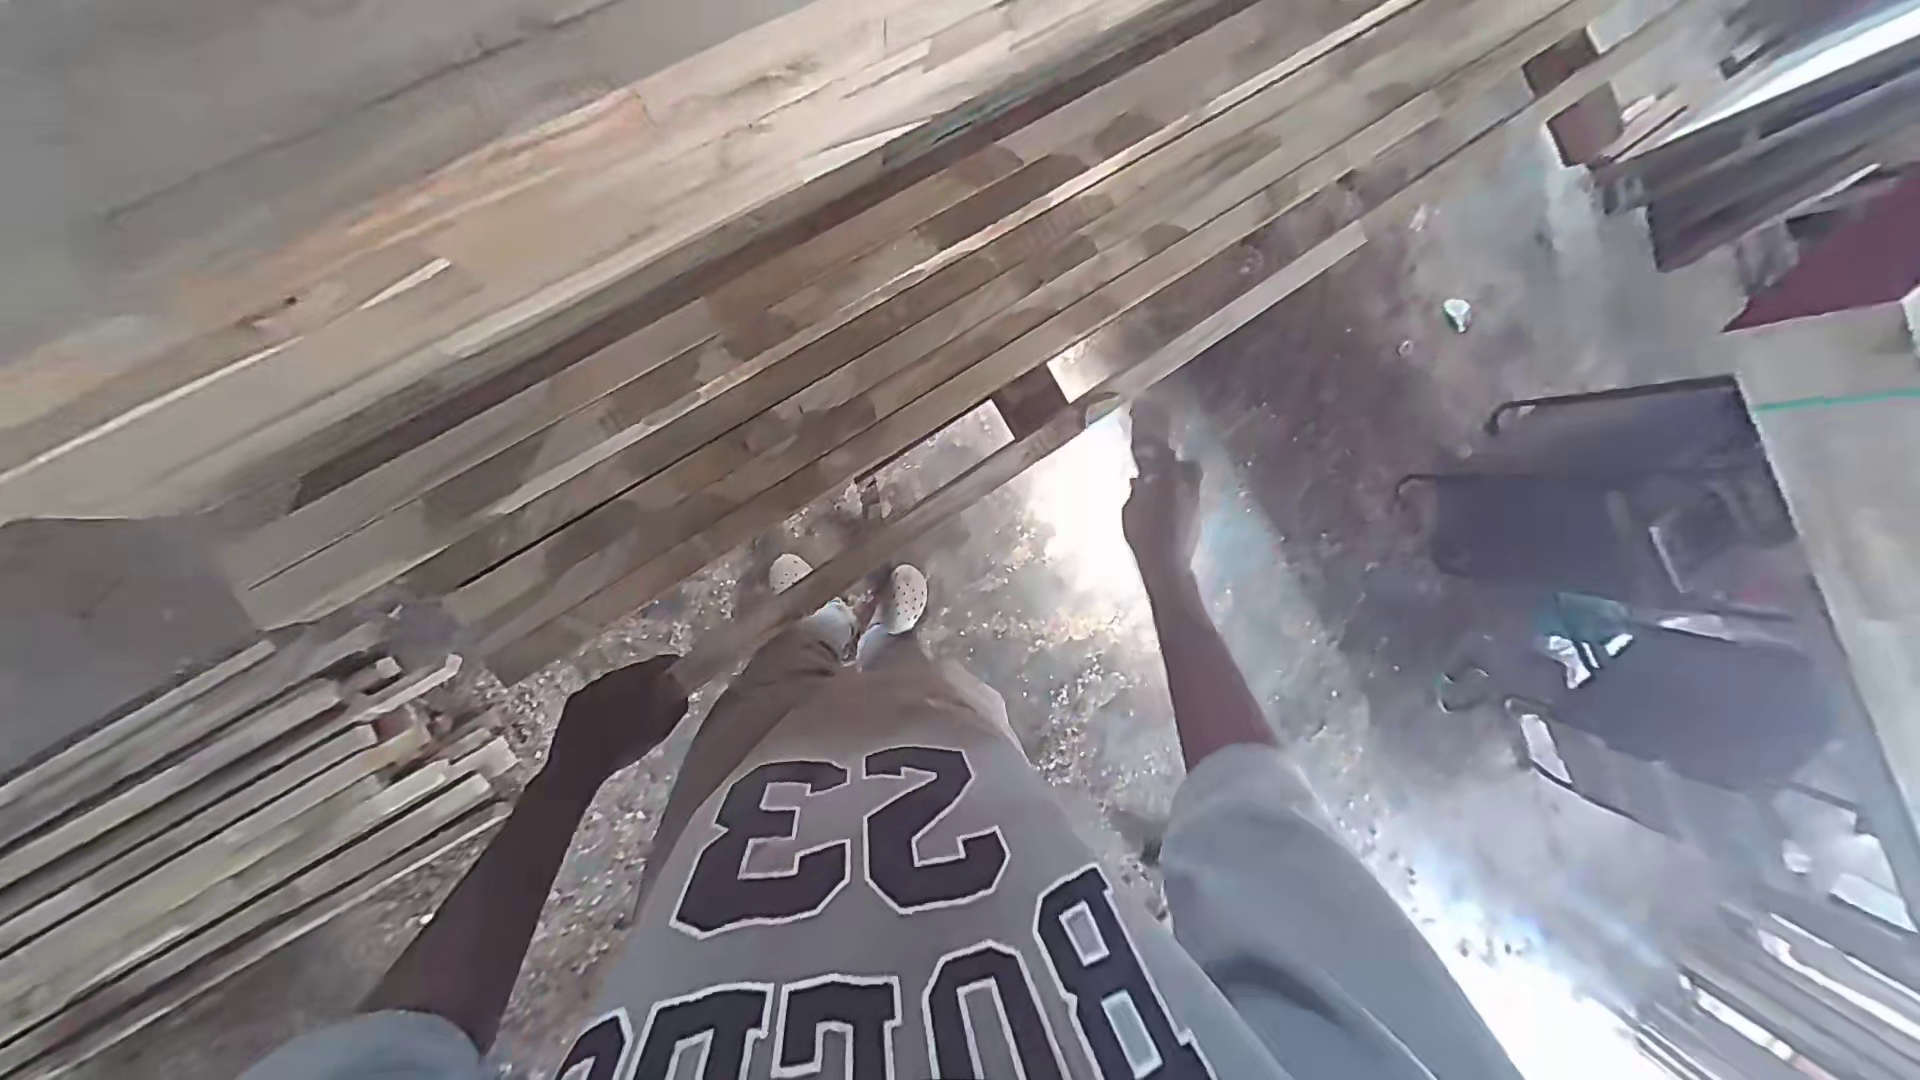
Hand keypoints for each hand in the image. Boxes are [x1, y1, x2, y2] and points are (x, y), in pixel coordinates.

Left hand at [545, 655, 688, 793]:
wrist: (579, 764)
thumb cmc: (627, 745)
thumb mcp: (662, 727)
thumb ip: (676, 704)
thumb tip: (682, 690)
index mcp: (641, 677)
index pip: (665, 662)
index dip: (678, 670)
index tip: (685, 680)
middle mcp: (616, 674)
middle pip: (641, 671)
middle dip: (652, 683)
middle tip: (661, 700)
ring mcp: (593, 686)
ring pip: (619, 682)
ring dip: (629, 692)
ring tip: (634, 714)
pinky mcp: (576, 699)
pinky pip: (599, 695)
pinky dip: (608, 703)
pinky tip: (610, 722)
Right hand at [1123, 407, 1202, 583]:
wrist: (1168, 564)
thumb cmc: (1144, 537)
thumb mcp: (1131, 511)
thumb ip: (1136, 492)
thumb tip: (1139, 479)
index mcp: (1166, 478)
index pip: (1157, 447)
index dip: (1149, 429)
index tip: (1143, 413)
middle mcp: (1185, 483)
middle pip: (1181, 461)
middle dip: (1169, 457)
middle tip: (1155, 458)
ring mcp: (1195, 498)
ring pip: (1188, 476)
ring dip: (1176, 474)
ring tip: (1161, 480)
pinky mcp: (1197, 512)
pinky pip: (1188, 491)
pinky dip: (1177, 490)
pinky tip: (1166, 499)